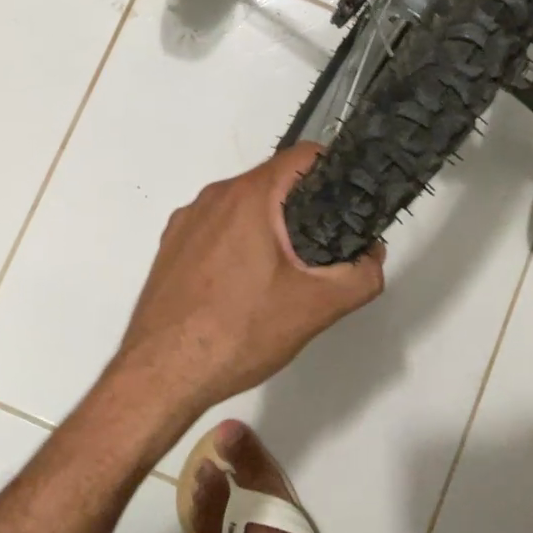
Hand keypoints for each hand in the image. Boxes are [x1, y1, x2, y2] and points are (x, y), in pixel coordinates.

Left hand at [110, 143, 385, 415]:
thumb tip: (373, 256)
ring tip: (284, 272)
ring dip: (268, 226)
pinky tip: (242, 288)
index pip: (303, 155)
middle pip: (272, 182)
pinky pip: (215, 229)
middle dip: (303, 206)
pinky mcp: (170, 247)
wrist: (159, 377)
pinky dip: (237, 244)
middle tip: (324, 246)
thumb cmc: (238, 332)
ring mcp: (187, 221)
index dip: (334, 169)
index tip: (350, 199)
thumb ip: (359, 277)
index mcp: (250, 196)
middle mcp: (214, 196)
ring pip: (242, 206)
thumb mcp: (315, 308)